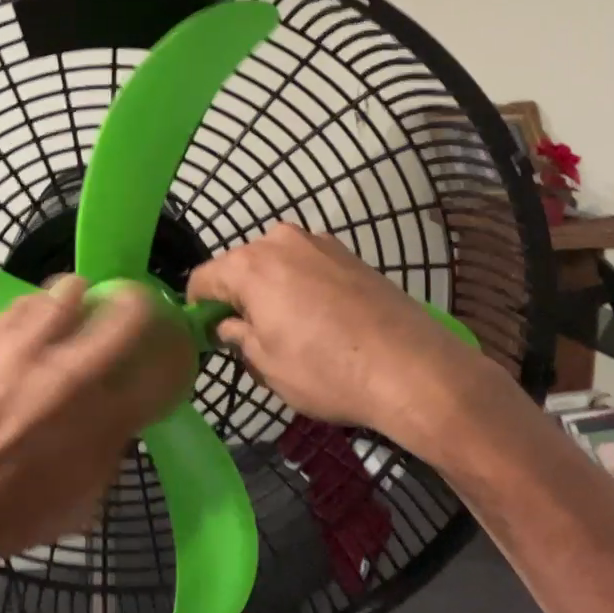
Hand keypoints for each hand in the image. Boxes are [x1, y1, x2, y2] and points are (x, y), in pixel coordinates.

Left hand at [0, 277, 195, 568]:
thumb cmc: (8, 516)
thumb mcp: (82, 501)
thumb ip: (111, 450)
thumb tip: (119, 418)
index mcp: (103, 417)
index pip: (165, 366)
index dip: (176, 356)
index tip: (169, 356)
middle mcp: (72, 369)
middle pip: (129, 310)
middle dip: (141, 311)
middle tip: (132, 321)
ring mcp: (28, 344)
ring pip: (74, 290)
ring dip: (83, 303)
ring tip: (76, 320)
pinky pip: (28, 301)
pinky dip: (40, 310)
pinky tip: (34, 330)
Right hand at [187, 223, 491, 451]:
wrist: (415, 370)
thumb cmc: (326, 371)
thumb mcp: (267, 365)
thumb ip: (238, 337)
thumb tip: (229, 326)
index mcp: (249, 265)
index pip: (202, 279)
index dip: (198, 309)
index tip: (207, 336)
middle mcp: (280, 241)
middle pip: (240, 267)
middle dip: (238, 297)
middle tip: (251, 339)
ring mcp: (320, 244)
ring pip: (277, 266)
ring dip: (273, 291)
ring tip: (293, 332)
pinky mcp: (352, 256)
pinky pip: (309, 268)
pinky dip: (304, 289)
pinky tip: (323, 323)